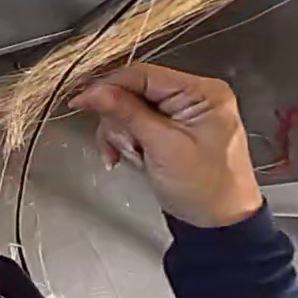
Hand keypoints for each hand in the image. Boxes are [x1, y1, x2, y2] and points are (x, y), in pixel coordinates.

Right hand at [69, 63, 262, 228]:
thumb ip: (127, 113)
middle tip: (123, 145)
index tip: (80, 103)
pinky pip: (127, 122)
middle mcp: (189, 95)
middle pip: (129, 91)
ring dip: (117, 133)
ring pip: (123, 108)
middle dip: (117, 119)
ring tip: (128, 155)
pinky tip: (122, 156)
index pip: (142, 75)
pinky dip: (120, 140)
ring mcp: (176, 111)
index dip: (107, 87)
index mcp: (201, 92)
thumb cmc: (202, 184)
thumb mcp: (163, 145)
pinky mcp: (164, 126)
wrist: (217, 222)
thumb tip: (91, 91)